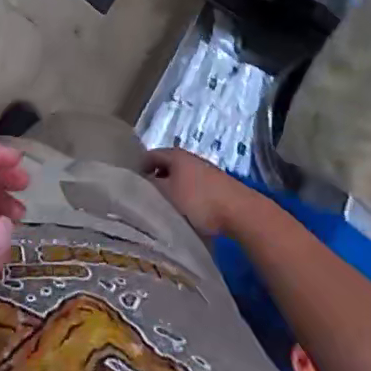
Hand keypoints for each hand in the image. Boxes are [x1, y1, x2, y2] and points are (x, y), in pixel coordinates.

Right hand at [144, 147, 263, 237]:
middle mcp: (189, 158)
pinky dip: (185, 199)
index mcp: (175, 155)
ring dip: (171, 193)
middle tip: (145, 202)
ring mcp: (205, 171)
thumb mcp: (166, 194)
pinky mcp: (216, 187)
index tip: (131, 188)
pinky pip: (193, 190)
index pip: (149, 156)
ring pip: (179, 180)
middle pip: (165, 168)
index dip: (138, 170)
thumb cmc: (198, 200)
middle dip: (154, 182)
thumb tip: (137, 185)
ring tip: (164, 212)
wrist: (239, 211)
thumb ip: (149, 188)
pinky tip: (185, 216)